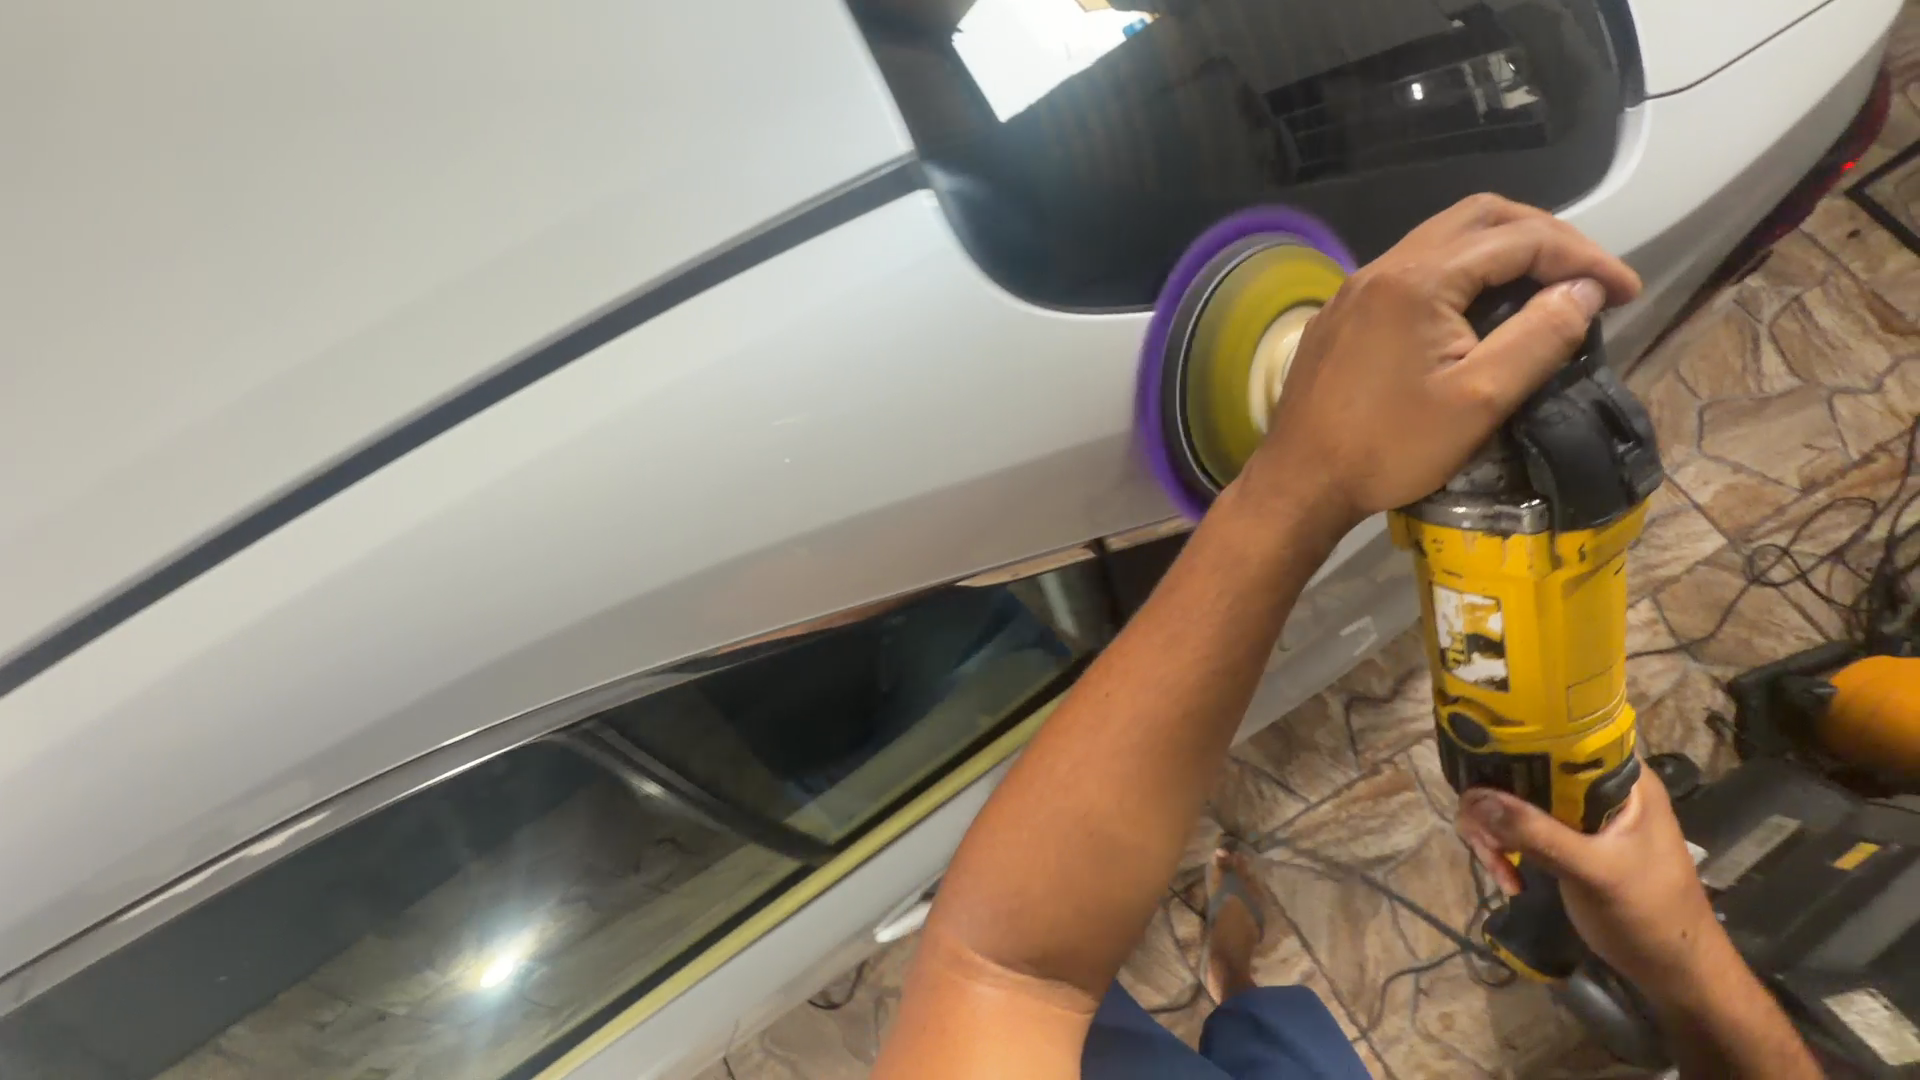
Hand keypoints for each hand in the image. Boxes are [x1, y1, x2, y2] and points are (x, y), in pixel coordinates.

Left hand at [1241, 194, 1641, 530]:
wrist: (1300, 483)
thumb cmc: (1388, 448)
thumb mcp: (1481, 399)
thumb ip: (1541, 336)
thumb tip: (1583, 291)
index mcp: (1415, 280)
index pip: (1520, 237)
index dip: (1585, 258)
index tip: (1623, 295)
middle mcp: (1377, 271)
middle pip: (1476, 219)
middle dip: (1541, 237)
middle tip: (1581, 279)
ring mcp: (1349, 294)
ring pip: (1436, 244)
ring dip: (1495, 254)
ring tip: (1538, 292)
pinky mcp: (1336, 320)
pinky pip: (1404, 275)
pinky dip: (1451, 278)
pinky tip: (1471, 314)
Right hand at [1455, 768, 1727, 1006]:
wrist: (1674, 974)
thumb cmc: (1654, 917)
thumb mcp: (1597, 873)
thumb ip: (1538, 833)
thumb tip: (1475, 798)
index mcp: (1619, 780)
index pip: (1558, 738)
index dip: (1512, 745)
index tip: (1478, 765)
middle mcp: (1591, 787)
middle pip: (1519, 770)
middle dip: (1493, 804)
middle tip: (1486, 839)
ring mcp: (1572, 812)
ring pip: (1506, 799)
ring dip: (1490, 832)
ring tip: (1499, 867)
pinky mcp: (1556, 836)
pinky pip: (1509, 826)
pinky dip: (1497, 848)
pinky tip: (1507, 878)